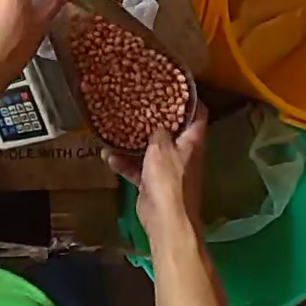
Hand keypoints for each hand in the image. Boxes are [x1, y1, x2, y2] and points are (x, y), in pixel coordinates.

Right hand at [105, 108, 207, 242]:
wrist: (166, 218)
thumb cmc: (169, 180)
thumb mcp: (161, 148)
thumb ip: (159, 132)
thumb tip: (157, 122)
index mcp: (192, 142)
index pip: (198, 115)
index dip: (191, 99)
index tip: (176, 87)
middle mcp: (183, 153)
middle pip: (172, 131)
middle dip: (157, 119)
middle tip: (140, 103)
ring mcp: (168, 169)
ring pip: (151, 150)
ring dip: (135, 142)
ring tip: (118, 128)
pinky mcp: (153, 183)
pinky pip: (138, 168)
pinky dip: (125, 163)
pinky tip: (107, 156)